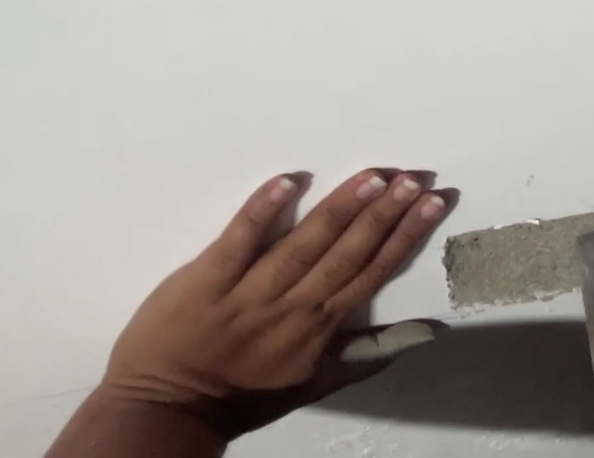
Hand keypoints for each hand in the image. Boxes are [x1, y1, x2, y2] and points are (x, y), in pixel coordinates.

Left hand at [99, 169, 450, 437]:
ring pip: (303, 245)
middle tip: (414, 178)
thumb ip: (366, 355)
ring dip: (340, 209)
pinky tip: (289, 180)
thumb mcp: (312, 385)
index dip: (406, 235)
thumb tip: (426, 333)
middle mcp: (292, 307)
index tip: (433, 202)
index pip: (373, 272)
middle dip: (384, 214)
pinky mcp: (204, 281)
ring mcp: (247, 294)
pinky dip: (261, 212)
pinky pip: (237, 242)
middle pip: (347, 253)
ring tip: (373, 177)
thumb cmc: (243, 396)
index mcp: (320, 327)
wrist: (160, 416)